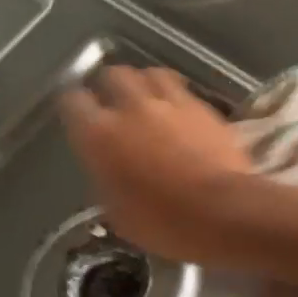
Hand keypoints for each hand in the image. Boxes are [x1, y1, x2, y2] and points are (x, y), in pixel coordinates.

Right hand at [59, 66, 254, 262]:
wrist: (223, 210)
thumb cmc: (163, 222)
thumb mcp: (117, 211)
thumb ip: (107, 179)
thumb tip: (111, 171)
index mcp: (98, 135)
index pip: (73, 101)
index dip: (77, 106)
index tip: (81, 115)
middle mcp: (132, 108)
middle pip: (115, 75)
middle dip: (112, 85)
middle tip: (117, 101)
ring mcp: (173, 104)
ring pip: (152, 74)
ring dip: (147, 83)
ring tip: (151, 98)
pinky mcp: (207, 109)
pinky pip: (186, 92)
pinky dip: (179, 97)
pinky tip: (183, 112)